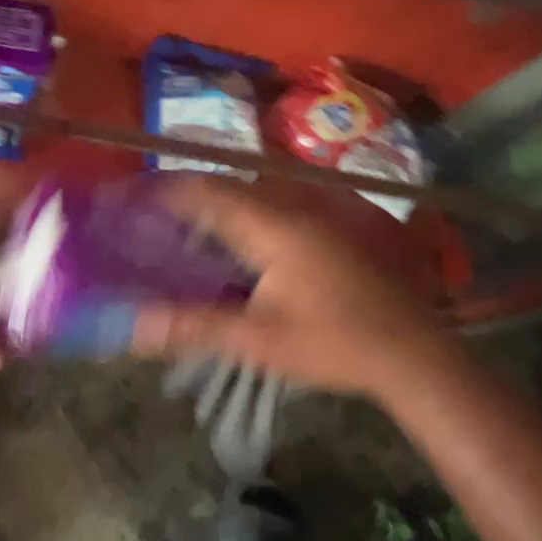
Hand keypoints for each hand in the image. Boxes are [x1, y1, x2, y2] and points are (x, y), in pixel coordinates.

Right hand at [131, 176, 456, 397]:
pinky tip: (226, 242)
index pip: (205, 192)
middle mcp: (292, 211)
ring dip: (209, 202)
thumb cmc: (335, 344)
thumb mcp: (258, 340)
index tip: (126, 193)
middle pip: (225, 186)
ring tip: (174, 218)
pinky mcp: (327, 235)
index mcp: (271, 227)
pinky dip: (236, 216)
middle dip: (180, 191)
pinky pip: (269, 210)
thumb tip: (132, 324)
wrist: (415, 354)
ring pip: (249, 196)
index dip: (162, 189)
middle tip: (142, 206)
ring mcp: (315, 219)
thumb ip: (193, 325)